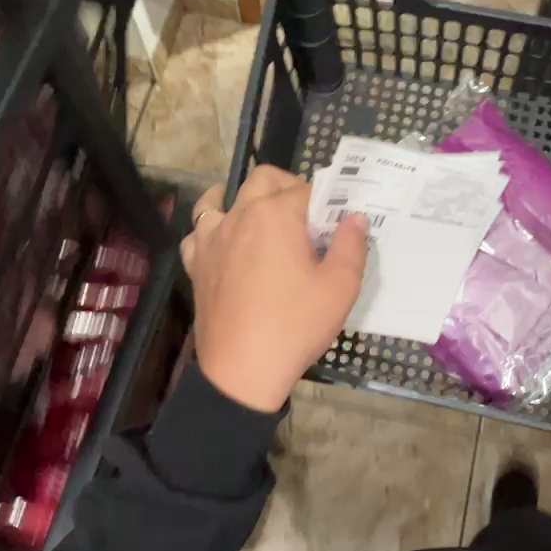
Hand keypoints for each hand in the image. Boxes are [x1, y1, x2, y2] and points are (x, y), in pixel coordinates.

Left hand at [181, 165, 368, 412]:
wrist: (242, 370)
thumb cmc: (295, 325)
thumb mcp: (341, 287)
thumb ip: (351, 244)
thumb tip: (354, 217)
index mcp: (276, 214)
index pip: (308, 190)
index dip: (327, 203)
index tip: (338, 226)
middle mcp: (239, 215)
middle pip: (263, 180)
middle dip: (288, 188)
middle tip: (307, 219)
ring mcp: (211, 238)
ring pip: (223, 199)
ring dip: (245, 201)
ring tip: (264, 222)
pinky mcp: (196, 263)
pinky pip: (199, 231)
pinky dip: (213, 229)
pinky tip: (227, 243)